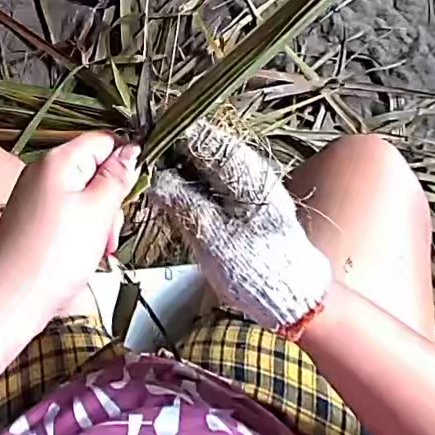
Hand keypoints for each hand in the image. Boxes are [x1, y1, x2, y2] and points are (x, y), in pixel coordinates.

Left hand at [0, 132, 138, 338]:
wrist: (5, 305)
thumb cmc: (49, 259)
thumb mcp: (98, 212)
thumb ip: (117, 177)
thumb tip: (131, 150)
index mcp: (57, 161)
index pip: (103, 141)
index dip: (123, 162)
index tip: (130, 190)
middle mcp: (41, 173)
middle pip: (93, 171)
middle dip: (110, 201)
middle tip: (108, 232)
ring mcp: (33, 199)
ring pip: (83, 198)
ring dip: (98, 223)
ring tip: (94, 252)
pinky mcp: (30, 223)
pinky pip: (67, 218)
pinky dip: (80, 236)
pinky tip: (78, 259)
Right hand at [148, 122, 331, 335]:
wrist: (294, 299)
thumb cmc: (256, 267)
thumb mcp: (212, 236)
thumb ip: (181, 201)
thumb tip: (153, 175)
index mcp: (242, 167)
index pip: (199, 134)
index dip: (167, 135)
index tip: (141, 143)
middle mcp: (245, 166)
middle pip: (198, 144)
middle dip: (168, 154)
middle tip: (141, 170)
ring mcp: (244, 181)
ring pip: (200, 162)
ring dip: (176, 170)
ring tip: (152, 186)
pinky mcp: (240, 198)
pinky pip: (207, 180)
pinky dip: (188, 186)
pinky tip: (172, 199)